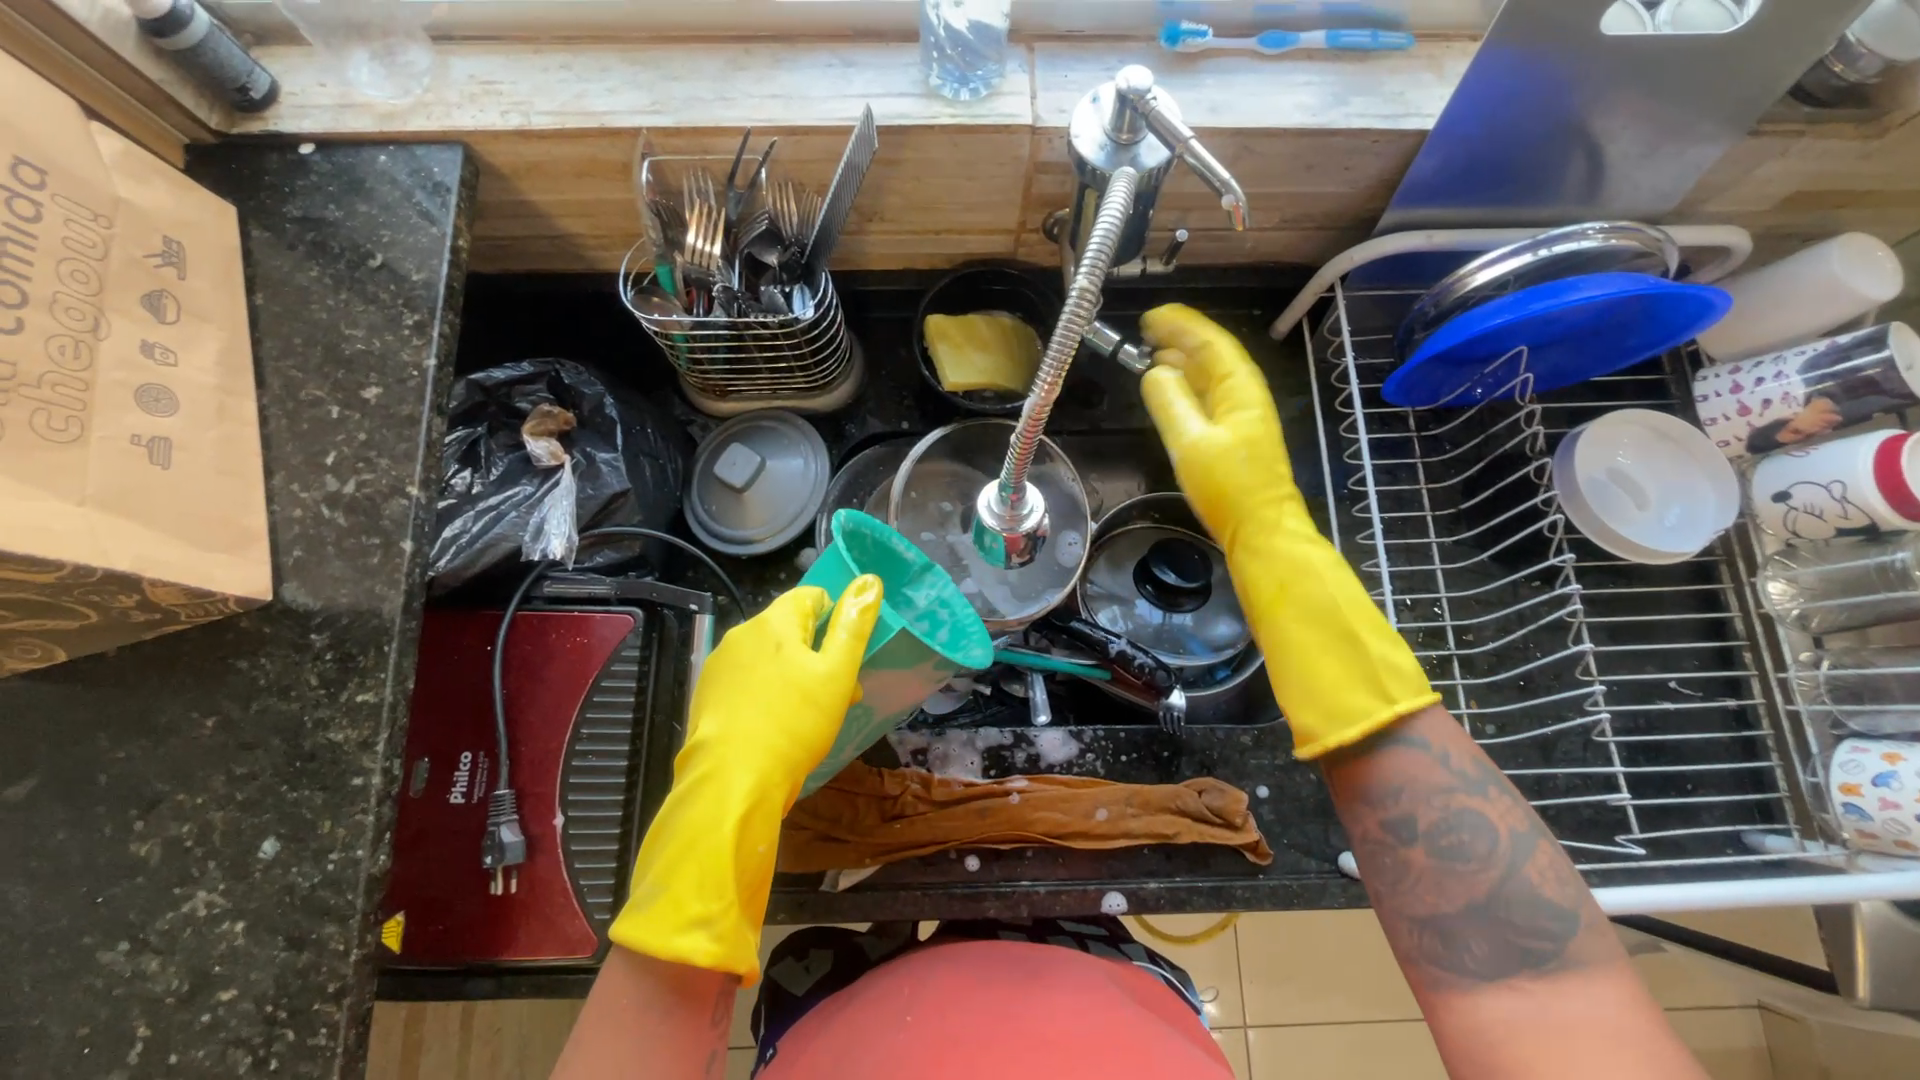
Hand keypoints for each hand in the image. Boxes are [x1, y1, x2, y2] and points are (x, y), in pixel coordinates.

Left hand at [685, 578, 881, 796]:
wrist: (733, 780)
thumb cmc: (794, 724)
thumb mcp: (837, 675)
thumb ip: (854, 625)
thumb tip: (869, 580)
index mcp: (774, 621)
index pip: (812, 596)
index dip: (835, 620)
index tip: (845, 657)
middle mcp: (742, 633)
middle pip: (790, 629)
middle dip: (816, 653)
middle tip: (836, 694)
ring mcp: (720, 664)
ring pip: (768, 657)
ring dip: (792, 675)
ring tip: (808, 716)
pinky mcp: (708, 694)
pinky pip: (747, 681)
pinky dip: (765, 693)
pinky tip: (774, 725)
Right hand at [1139, 304, 1438, 758]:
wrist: (1263, 532)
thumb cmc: (1230, 488)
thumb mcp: (1191, 443)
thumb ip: (1169, 403)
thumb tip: (1154, 372)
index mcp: (1239, 388)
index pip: (1210, 341)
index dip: (1180, 324)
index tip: (1150, 315)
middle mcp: (1244, 395)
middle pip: (1212, 354)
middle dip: (1180, 338)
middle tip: (1146, 330)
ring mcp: (1242, 416)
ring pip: (1211, 376)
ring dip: (1184, 361)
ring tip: (1154, 352)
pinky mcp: (1236, 437)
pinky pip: (1209, 398)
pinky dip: (1188, 387)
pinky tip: (1173, 391)